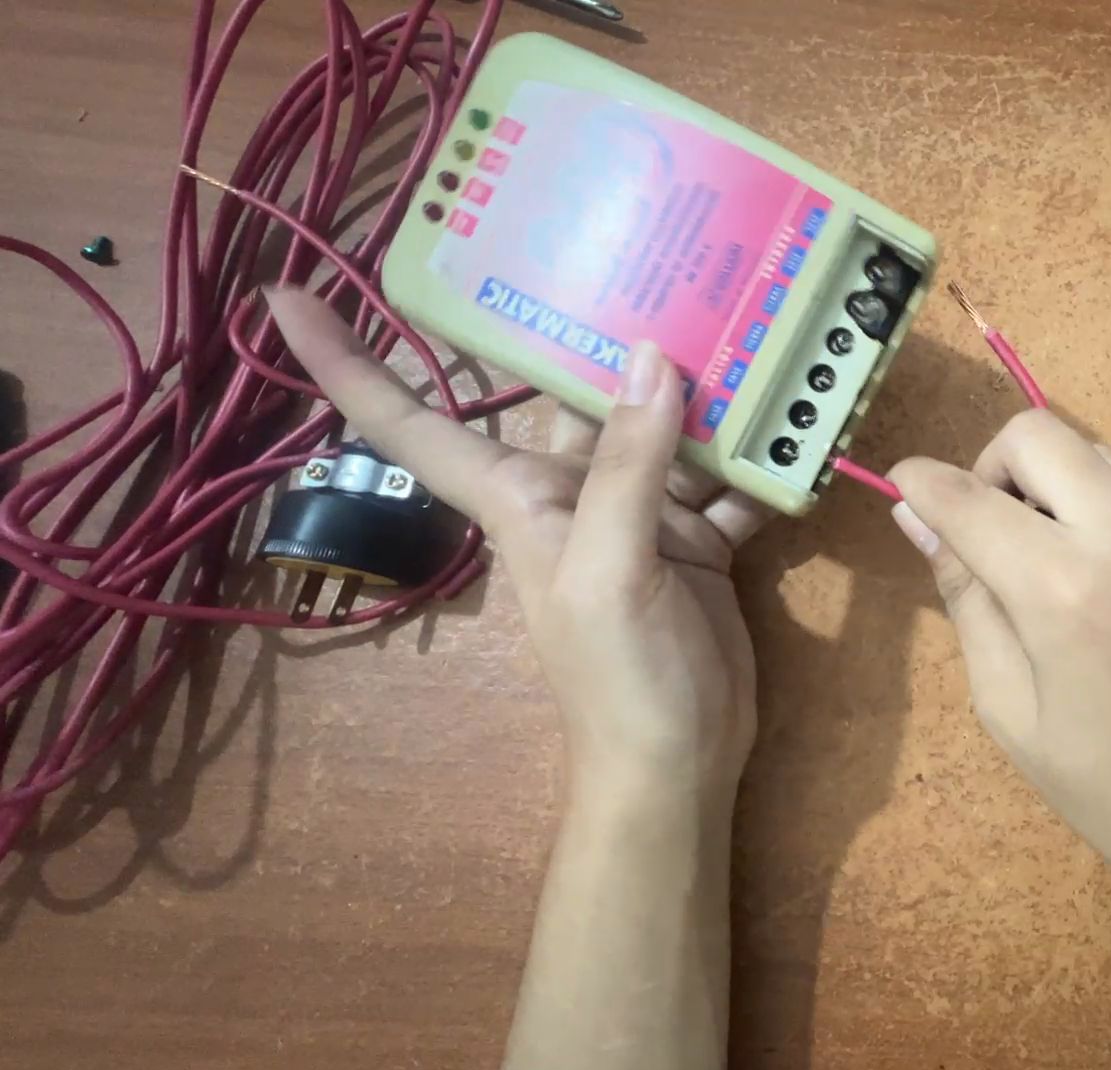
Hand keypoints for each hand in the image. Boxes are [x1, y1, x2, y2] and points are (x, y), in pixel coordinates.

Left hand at [264, 289, 770, 810]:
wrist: (682, 756)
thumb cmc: (621, 675)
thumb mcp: (611, 568)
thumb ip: (628, 468)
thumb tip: (652, 359)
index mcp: (523, 496)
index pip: (413, 422)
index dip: (348, 361)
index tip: (292, 291)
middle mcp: (581, 494)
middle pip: (588, 400)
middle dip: (617, 338)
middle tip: (669, 255)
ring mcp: (647, 517)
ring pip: (671, 434)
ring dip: (712, 396)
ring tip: (761, 329)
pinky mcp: (701, 539)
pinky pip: (726, 483)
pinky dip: (758, 462)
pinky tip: (801, 428)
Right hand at [889, 412, 1110, 1069]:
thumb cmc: (1105, 786)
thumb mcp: (1007, 705)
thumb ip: (964, 596)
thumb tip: (919, 519)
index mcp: (1064, 590)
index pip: (967, 497)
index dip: (920, 482)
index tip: (905, 485)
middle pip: (1041, 434)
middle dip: (996, 465)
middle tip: (994, 527)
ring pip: (1104, 456)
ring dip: (1062, 488)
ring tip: (1062, 560)